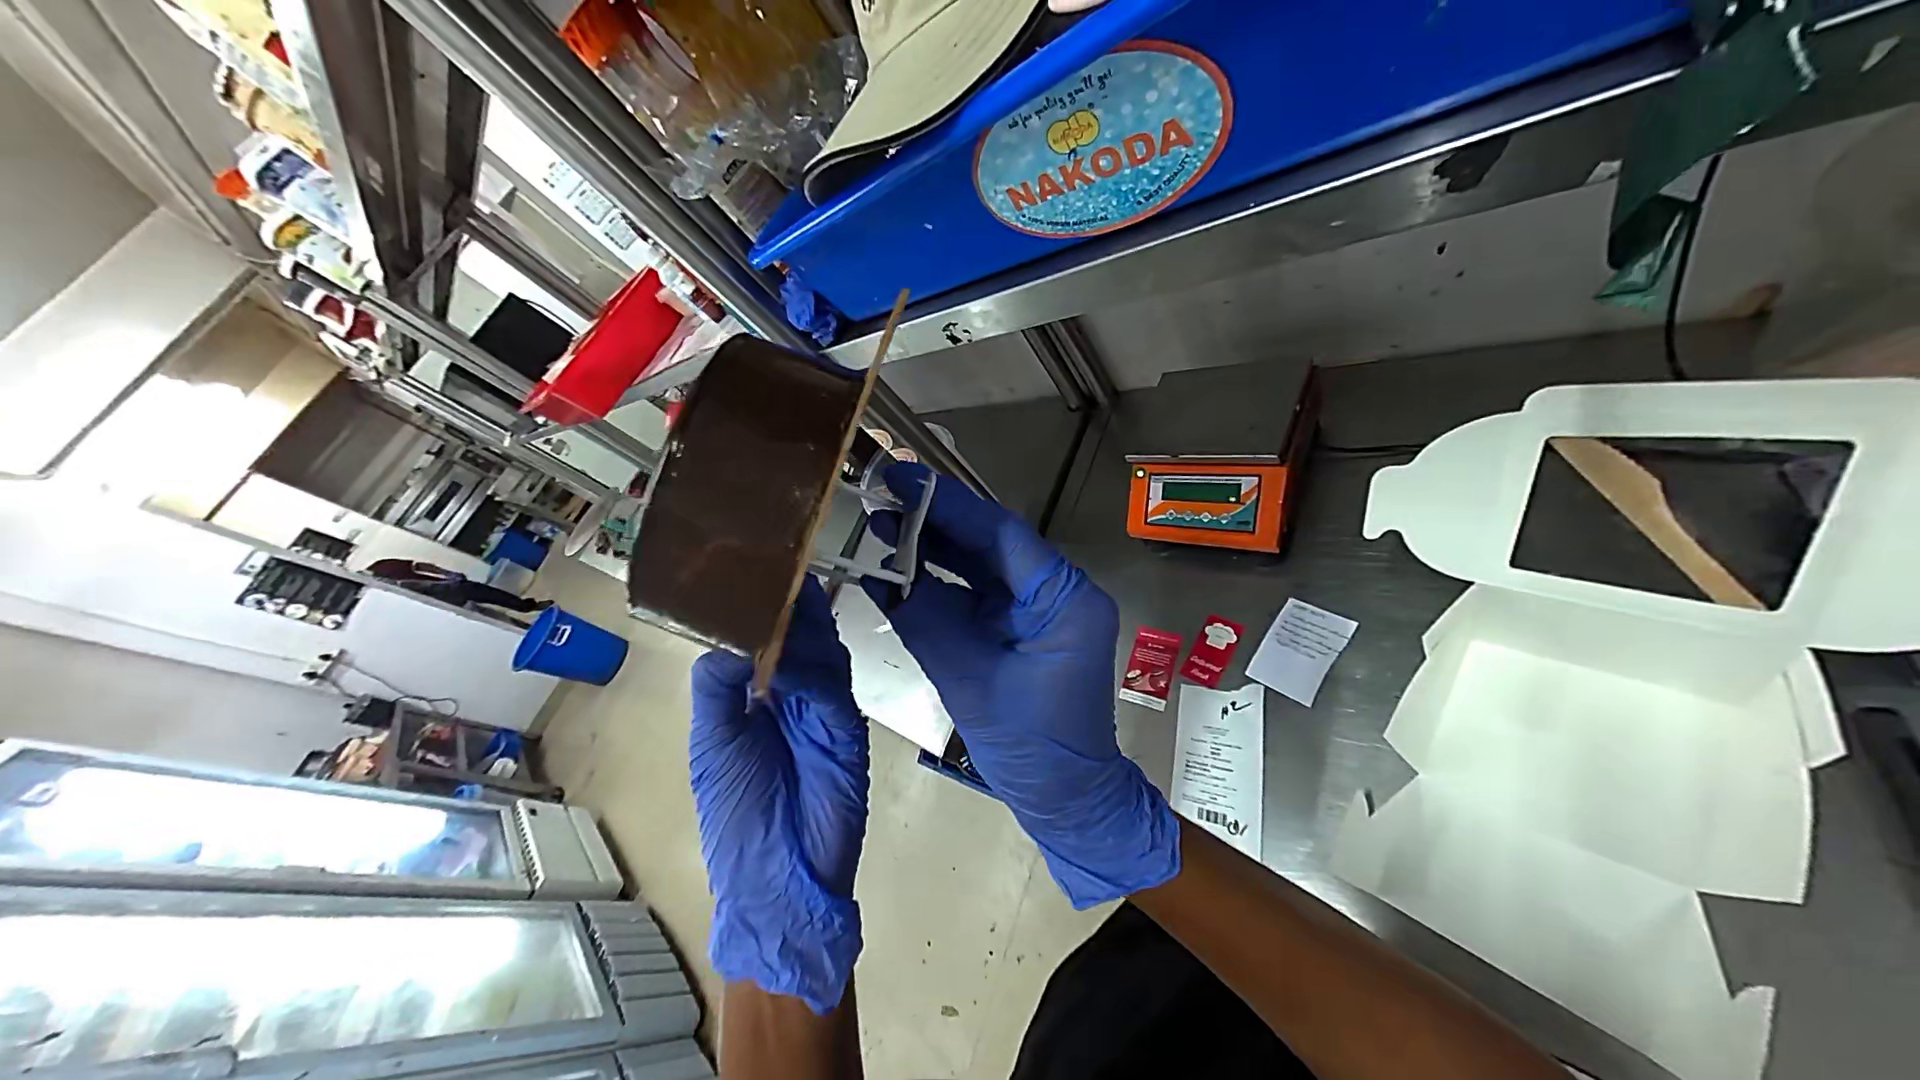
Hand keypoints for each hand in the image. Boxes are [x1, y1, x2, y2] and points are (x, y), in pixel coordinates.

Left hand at [690, 578, 868, 1013]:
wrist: (778, 878)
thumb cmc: (738, 814)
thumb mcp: (714, 743)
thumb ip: (719, 687)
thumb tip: (733, 639)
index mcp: (763, 696)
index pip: (768, 640)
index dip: (763, 609)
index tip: (756, 569)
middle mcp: (797, 696)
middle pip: (801, 639)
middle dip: (792, 605)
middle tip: (783, 564)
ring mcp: (826, 711)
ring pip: (823, 655)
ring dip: (807, 627)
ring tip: (791, 592)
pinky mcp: (846, 732)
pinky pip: (831, 691)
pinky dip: (812, 672)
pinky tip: (792, 657)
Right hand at [863, 462, 1178, 907]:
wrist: (1068, 799)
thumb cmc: (1034, 749)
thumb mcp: (972, 684)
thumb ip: (926, 623)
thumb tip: (880, 574)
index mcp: (1064, 600)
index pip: (1001, 535)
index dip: (948, 504)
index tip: (902, 480)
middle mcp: (1056, 593)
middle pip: (990, 542)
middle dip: (935, 519)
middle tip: (882, 493)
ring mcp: (1037, 610)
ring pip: (981, 564)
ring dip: (933, 547)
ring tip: (880, 523)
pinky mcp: (1019, 627)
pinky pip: (976, 594)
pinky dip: (939, 582)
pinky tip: (899, 567)